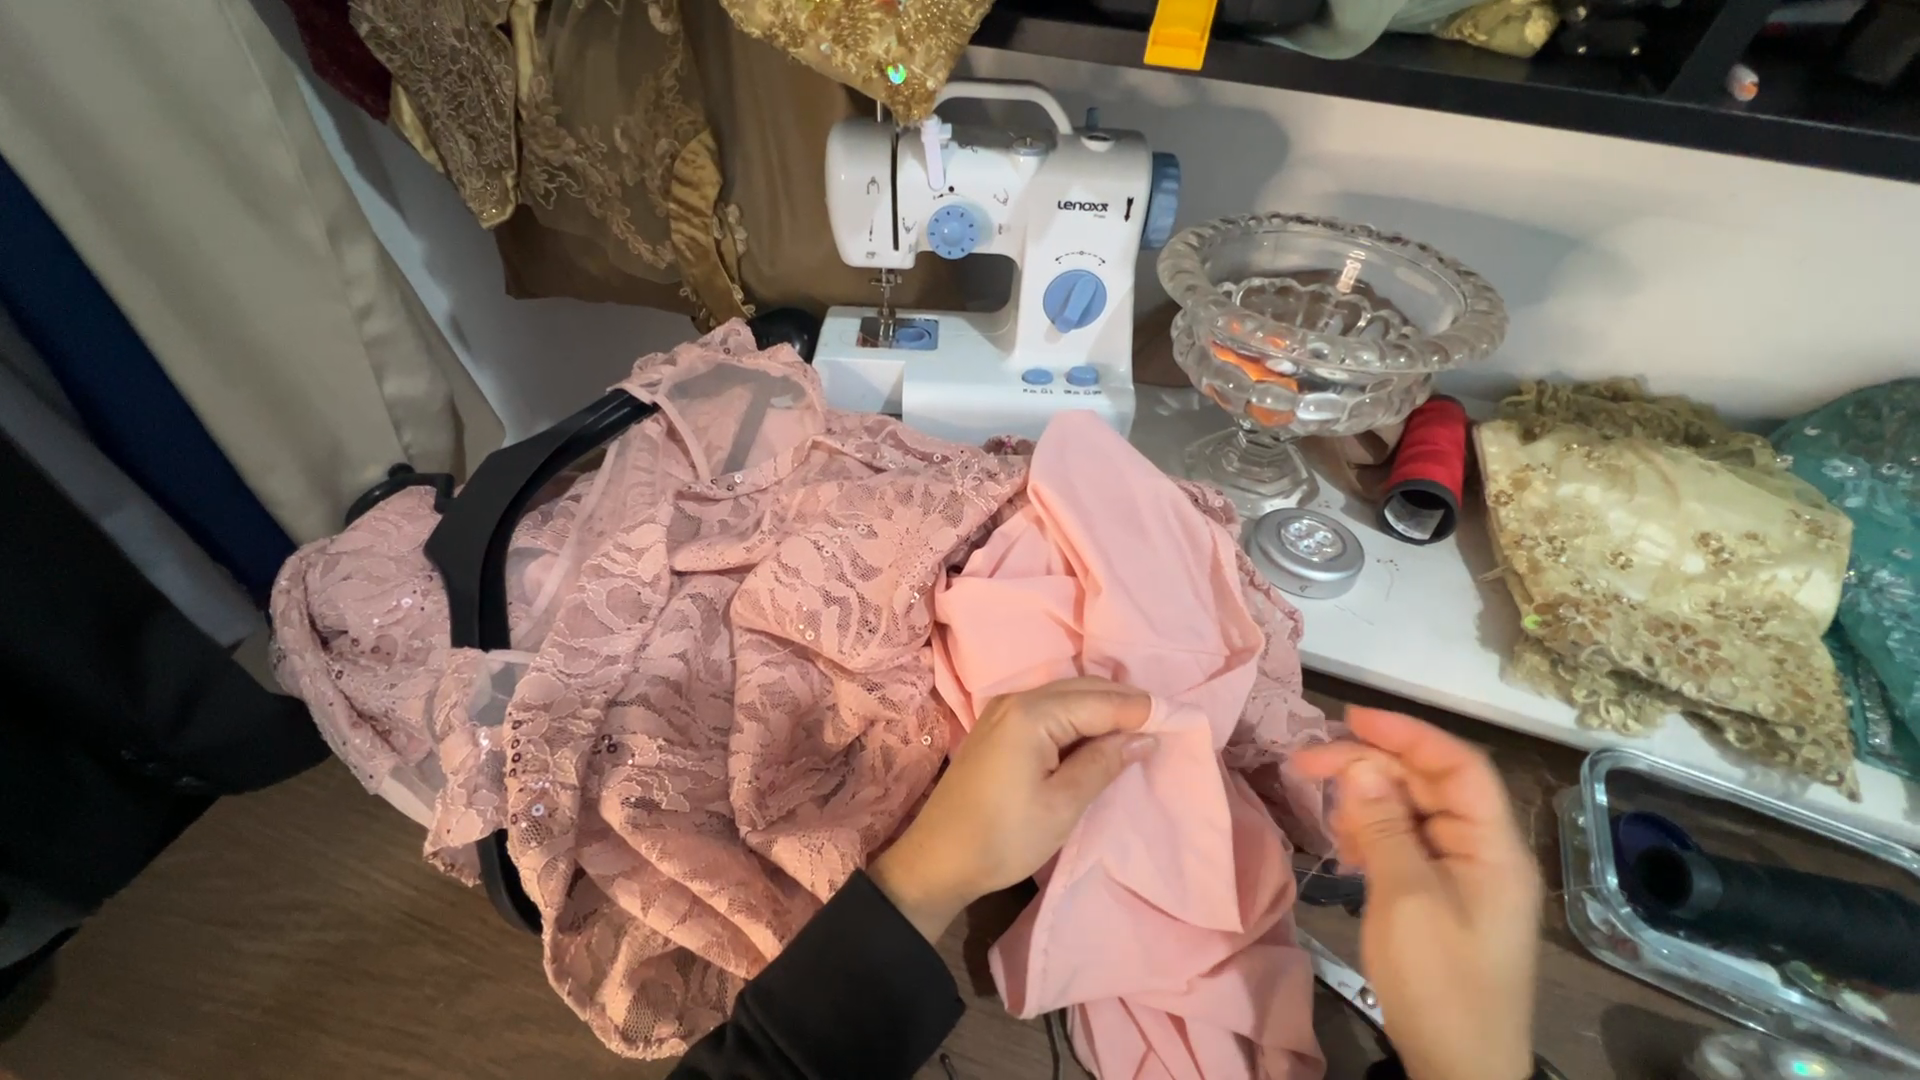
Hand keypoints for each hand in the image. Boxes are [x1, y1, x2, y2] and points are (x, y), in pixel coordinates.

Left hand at [869, 677, 1154, 941]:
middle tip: (1165, 721)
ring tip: (1138, 727)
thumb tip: (1143, 736)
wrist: (938, 859)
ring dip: (1101, 706)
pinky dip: (1077, 715)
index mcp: (1032, 714)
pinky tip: (1097, 732)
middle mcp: (1016, 699)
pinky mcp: (997, 727)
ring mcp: (1002, 710)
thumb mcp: (1062, 805)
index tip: (1179, 719)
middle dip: (1123, 702)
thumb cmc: (1003, 837)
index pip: (1099, 702)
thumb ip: (1103, 763)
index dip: (1140, 710)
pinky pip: (1048, 707)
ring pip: (1065, 695)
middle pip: (1082, 689)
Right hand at [1293, 708, 1541, 1079]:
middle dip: (1369, 767)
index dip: (1407, 734)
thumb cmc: (1440, 984)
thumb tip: (1360, 768)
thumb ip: (1383, 827)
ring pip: (1410, 811)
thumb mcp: (1405, 899)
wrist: (1460, 1070)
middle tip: (1307, 762)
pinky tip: (1344, 845)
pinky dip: (1370, 832)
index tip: (1351, 719)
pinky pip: (1403, 842)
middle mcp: (1481, 851)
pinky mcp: (1438, 894)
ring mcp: (1460, 874)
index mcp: (1492, 849)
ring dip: (1365, 801)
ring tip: (1326, 816)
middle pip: (1427, 784)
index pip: (1458, 767)